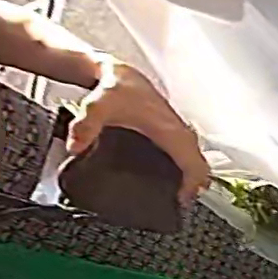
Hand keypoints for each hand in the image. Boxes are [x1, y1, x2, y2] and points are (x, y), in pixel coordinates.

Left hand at [70, 58, 211, 206]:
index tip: (179, 202)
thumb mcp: (98, 106)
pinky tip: (174, 177)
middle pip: (202, 169)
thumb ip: (85, 127)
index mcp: (171, 132)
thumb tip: (76, 147)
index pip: (195, 167)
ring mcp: (181, 133)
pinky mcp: (176, 134)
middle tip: (178, 204)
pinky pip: (191, 156)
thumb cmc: (117, 88)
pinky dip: (188, 170)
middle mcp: (181, 134)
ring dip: (193, 179)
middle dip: (194, 188)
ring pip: (198, 163)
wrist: (121, 74)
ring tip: (178, 195)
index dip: (191, 188)